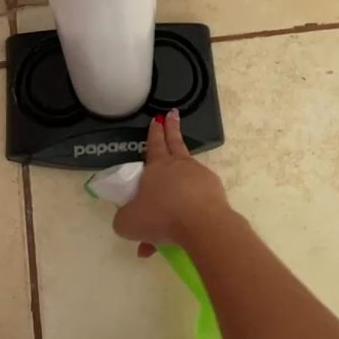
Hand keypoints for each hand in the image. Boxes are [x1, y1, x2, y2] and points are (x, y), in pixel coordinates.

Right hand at [114, 109, 233, 256]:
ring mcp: (199, 175)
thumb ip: (124, 217)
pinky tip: (190, 214)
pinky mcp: (214, 189)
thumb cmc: (161, 217)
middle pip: (175, 142)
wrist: (202, 224)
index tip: (158, 118)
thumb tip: (127, 218)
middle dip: (172, 127)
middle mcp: (179, 165)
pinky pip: (200, 191)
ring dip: (183, 169)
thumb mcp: (129, 222)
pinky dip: (194, 198)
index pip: (154, 143)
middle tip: (173, 114)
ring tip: (177, 184)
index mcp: (157, 166)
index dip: (155, 131)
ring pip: (189, 167)